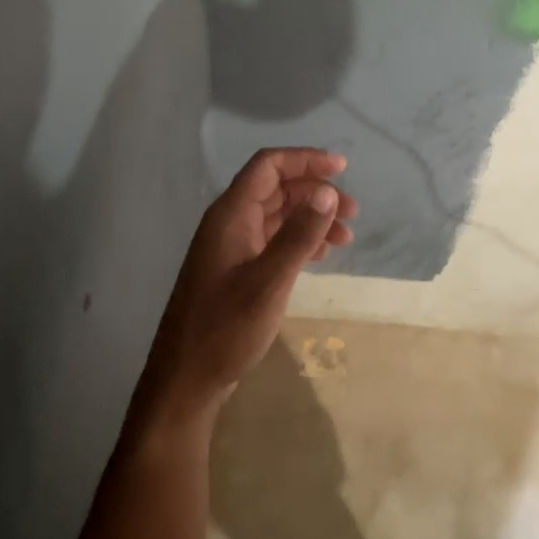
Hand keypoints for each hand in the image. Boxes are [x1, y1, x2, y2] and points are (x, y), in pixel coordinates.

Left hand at [137, 148, 357, 423]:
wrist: (186, 379)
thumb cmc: (225, 329)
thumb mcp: (269, 282)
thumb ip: (298, 235)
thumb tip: (327, 192)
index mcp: (231, 216)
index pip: (268, 166)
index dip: (305, 160)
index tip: (342, 168)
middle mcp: (229, 223)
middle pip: (276, 188)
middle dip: (315, 192)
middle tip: (353, 212)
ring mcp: (231, 247)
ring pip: (276, 215)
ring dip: (311, 218)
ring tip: (345, 237)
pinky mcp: (235, 270)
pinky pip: (271, 240)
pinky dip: (298, 240)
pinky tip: (320, 255)